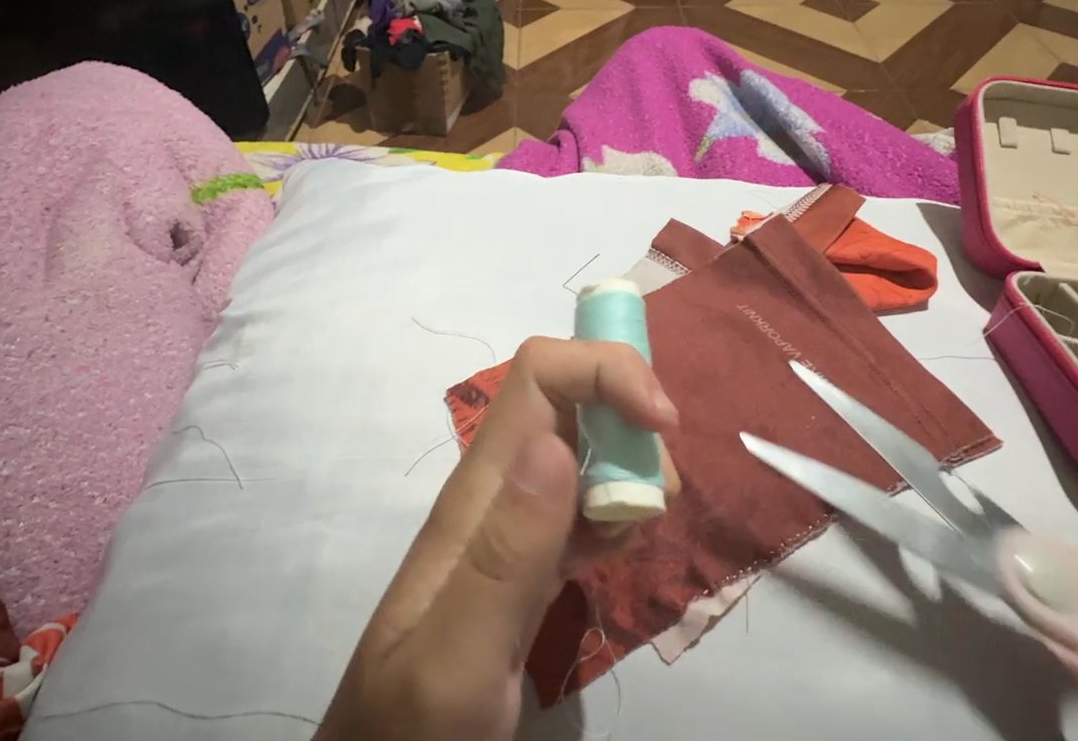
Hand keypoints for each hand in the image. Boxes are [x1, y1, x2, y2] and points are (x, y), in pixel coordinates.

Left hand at [315, 337, 679, 740]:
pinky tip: (610, 555)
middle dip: (632, 426)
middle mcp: (501, 487)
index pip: (541, 374)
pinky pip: (592, 499)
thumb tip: (555, 443)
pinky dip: (622, 511)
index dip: (606, 370)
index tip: (660, 425)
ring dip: (633, 474)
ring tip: (625, 540)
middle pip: (577, 398)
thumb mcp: (458, 654)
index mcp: (480, 489)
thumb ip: (506, 554)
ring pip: (592, 447)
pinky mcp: (536, 551)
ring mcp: (519, 518)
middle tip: (648, 505)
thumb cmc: (417, 723)